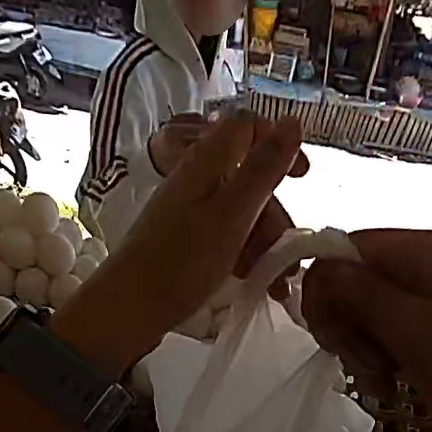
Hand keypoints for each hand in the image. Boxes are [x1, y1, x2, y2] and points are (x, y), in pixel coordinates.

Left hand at [56, 111, 301, 371]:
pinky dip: (245, 255)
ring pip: (241, 212)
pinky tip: (256, 282)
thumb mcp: (232, 215)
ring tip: (275, 283)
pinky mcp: (185, 240)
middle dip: (274, 215)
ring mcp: (189, 210)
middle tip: (285, 257)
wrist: (128, 310)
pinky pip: (226, 236)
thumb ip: (263, 169)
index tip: (303, 177)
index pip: (247, 127)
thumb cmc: (181, 263)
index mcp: (205, 163)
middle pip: (250, 178)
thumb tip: (293, 121)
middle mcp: (196, 180)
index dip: (278, 143)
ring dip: (264, 243)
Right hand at [302, 230, 431, 431]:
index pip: (345, 247)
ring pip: (377, 312)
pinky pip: (405, 335)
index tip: (329, 339)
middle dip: (346, 324)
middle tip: (364, 367)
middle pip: (359, 279)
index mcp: (430, 249)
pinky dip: (391, 360)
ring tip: (386, 387)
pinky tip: (400, 388)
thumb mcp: (414, 330)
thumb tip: (314, 264)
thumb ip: (357, 291)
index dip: (324, 290)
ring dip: (366, 349)